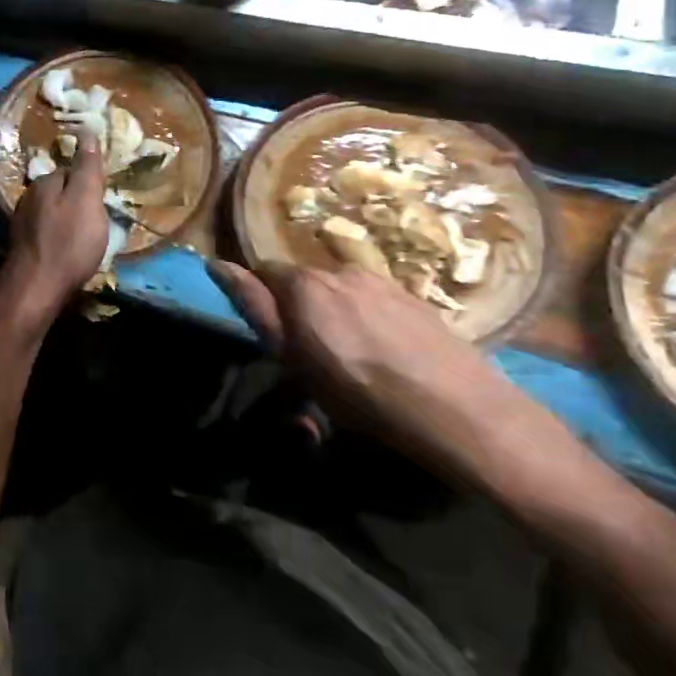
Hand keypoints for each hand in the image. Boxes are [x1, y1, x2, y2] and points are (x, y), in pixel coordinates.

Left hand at [4, 131, 108, 312]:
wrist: (36, 288)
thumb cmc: (67, 243)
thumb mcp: (86, 200)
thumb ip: (87, 168)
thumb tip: (87, 132)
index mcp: (44, 183)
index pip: (69, 169)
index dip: (89, 180)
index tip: (104, 195)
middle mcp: (28, 198)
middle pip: (59, 191)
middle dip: (77, 199)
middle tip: (99, 218)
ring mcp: (22, 223)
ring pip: (52, 212)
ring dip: (68, 219)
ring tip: (87, 235)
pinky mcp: (23, 246)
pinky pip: (46, 231)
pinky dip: (59, 236)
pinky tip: (68, 249)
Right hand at [207, 260, 534, 466]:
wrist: (460, 411)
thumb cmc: (359, 391)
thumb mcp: (292, 357)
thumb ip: (254, 306)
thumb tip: (216, 264)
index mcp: (304, 282)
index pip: (263, 272)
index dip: (261, 300)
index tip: (271, 333)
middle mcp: (340, 270)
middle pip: (304, 282)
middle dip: (299, 307)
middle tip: (311, 353)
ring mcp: (383, 282)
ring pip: (342, 292)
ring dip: (337, 313)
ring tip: (354, 356)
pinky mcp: (417, 300)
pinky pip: (376, 302)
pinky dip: (370, 320)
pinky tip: (388, 355)